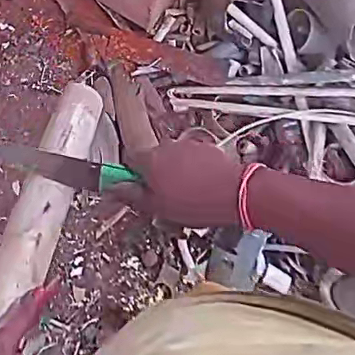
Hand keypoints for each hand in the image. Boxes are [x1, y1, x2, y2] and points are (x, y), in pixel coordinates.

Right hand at [107, 135, 247, 227]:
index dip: (129, 176)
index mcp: (149, 159)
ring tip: (187, 197)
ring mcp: (186, 146)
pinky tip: (201, 189)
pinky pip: (192, 160)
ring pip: (172, 160)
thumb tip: (115, 189)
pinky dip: (194, 171)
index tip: (132, 187)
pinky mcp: (205, 148)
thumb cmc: (200, 202)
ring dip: (176, 175)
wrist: (239, 194)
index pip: (127, 161)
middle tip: (163, 198)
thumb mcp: (159, 208)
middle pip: (151, 160)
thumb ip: (133, 196)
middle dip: (155, 177)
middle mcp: (165, 147)